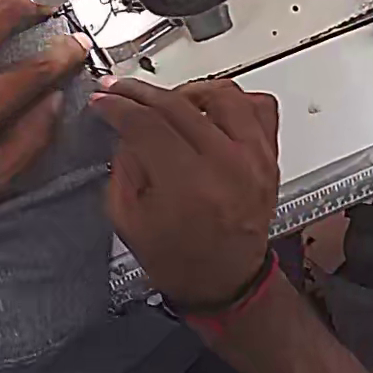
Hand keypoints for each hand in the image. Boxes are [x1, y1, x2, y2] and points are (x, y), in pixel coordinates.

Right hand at [89, 77, 279, 309]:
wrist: (224, 281)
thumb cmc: (180, 259)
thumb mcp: (127, 218)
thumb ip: (123, 166)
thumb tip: (125, 127)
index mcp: (189, 186)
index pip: (146, 124)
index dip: (117, 107)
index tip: (103, 101)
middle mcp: (227, 166)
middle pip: (176, 104)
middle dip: (138, 93)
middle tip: (119, 91)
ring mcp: (253, 158)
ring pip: (220, 94)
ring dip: (185, 91)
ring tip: (166, 101)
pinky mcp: (268, 156)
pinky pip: (258, 107)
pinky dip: (232, 100)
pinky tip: (210, 109)